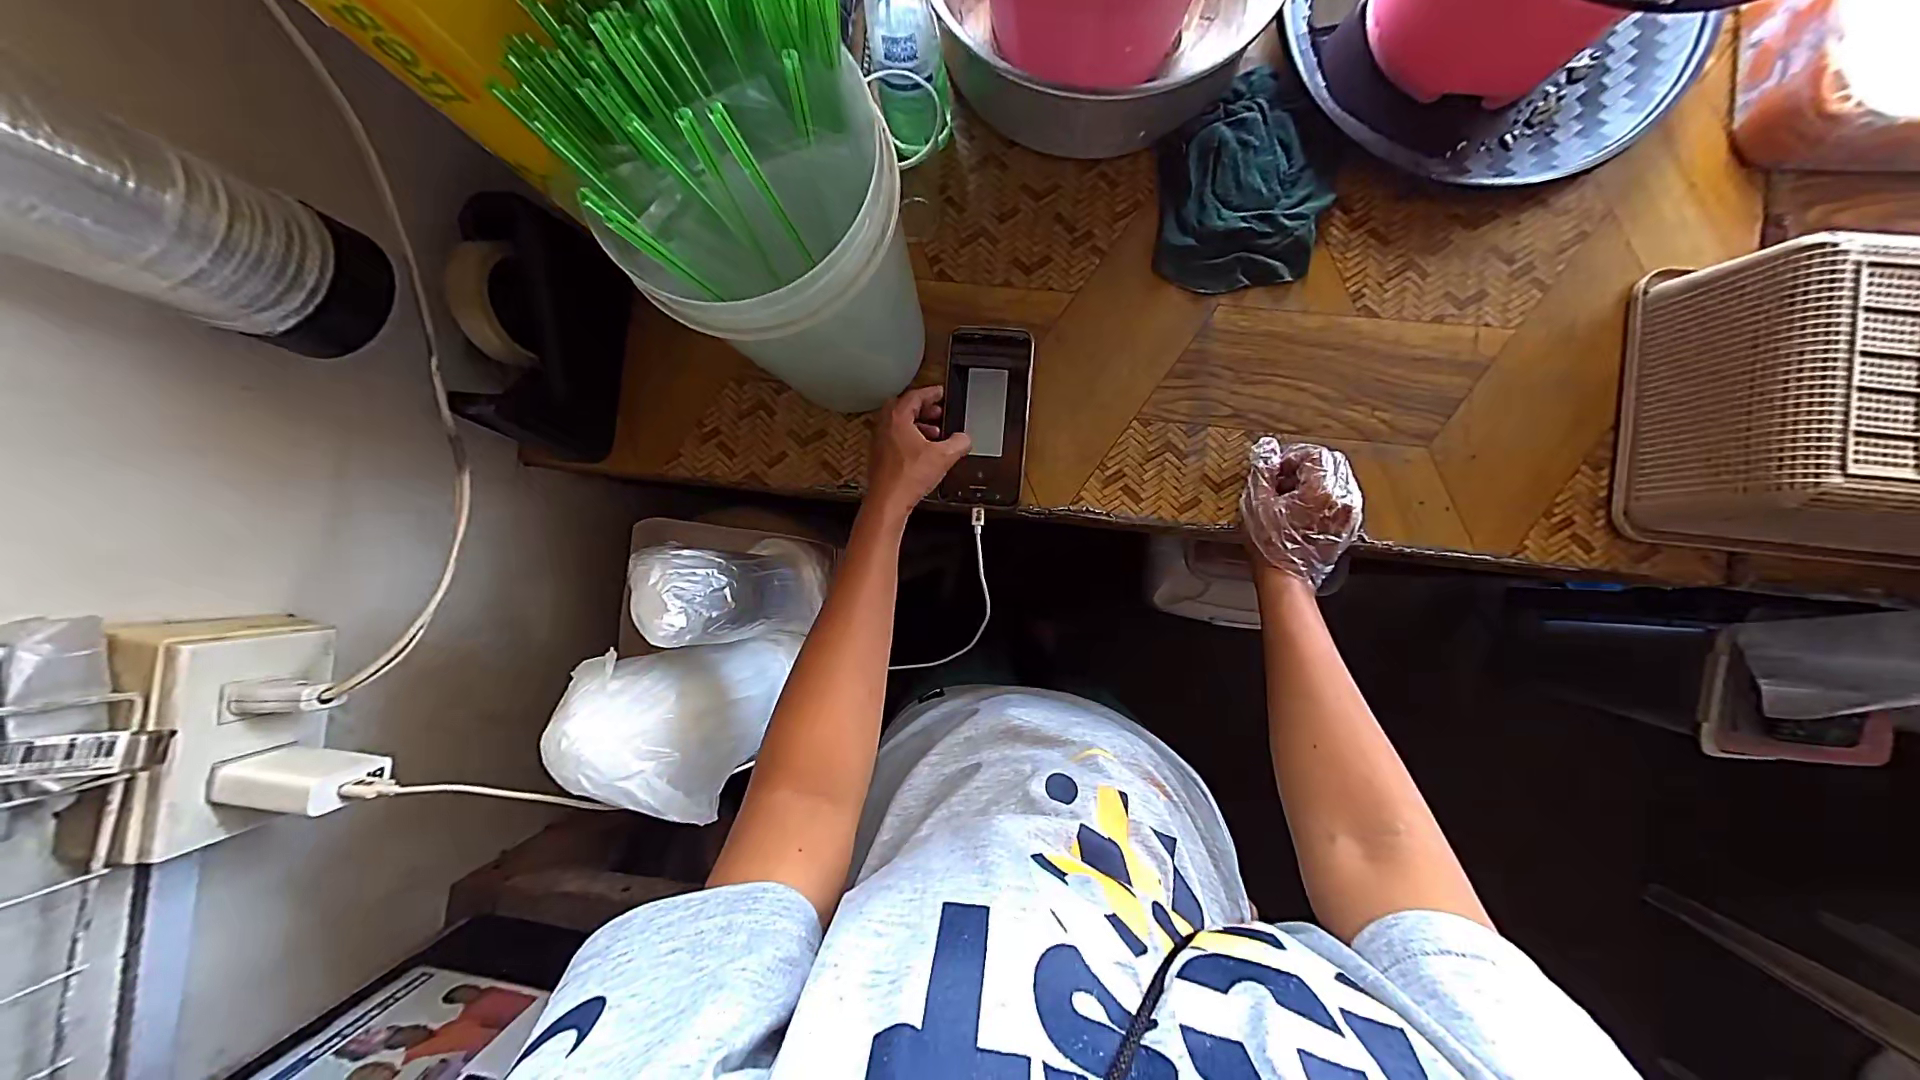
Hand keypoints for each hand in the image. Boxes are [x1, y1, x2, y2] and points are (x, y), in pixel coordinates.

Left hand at [865, 386, 972, 522]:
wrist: (888, 501)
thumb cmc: (906, 477)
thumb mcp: (944, 457)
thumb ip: (959, 443)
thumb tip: (965, 439)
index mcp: (897, 418)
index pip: (914, 396)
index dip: (930, 393)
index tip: (939, 393)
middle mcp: (885, 426)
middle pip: (904, 407)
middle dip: (923, 409)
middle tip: (937, 411)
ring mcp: (880, 441)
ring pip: (899, 424)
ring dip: (917, 424)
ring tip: (934, 433)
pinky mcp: (880, 456)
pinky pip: (895, 439)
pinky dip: (909, 438)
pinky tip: (923, 451)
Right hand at [1241, 437, 1362, 587]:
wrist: (1286, 578)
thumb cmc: (1270, 544)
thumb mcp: (1257, 502)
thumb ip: (1262, 470)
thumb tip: (1266, 448)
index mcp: (1323, 490)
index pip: (1313, 454)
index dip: (1289, 458)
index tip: (1272, 471)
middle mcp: (1344, 499)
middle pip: (1328, 464)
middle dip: (1302, 469)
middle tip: (1278, 483)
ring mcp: (1349, 513)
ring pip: (1334, 480)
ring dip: (1311, 482)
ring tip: (1287, 499)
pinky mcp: (1347, 526)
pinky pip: (1338, 499)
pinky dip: (1320, 498)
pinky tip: (1299, 511)